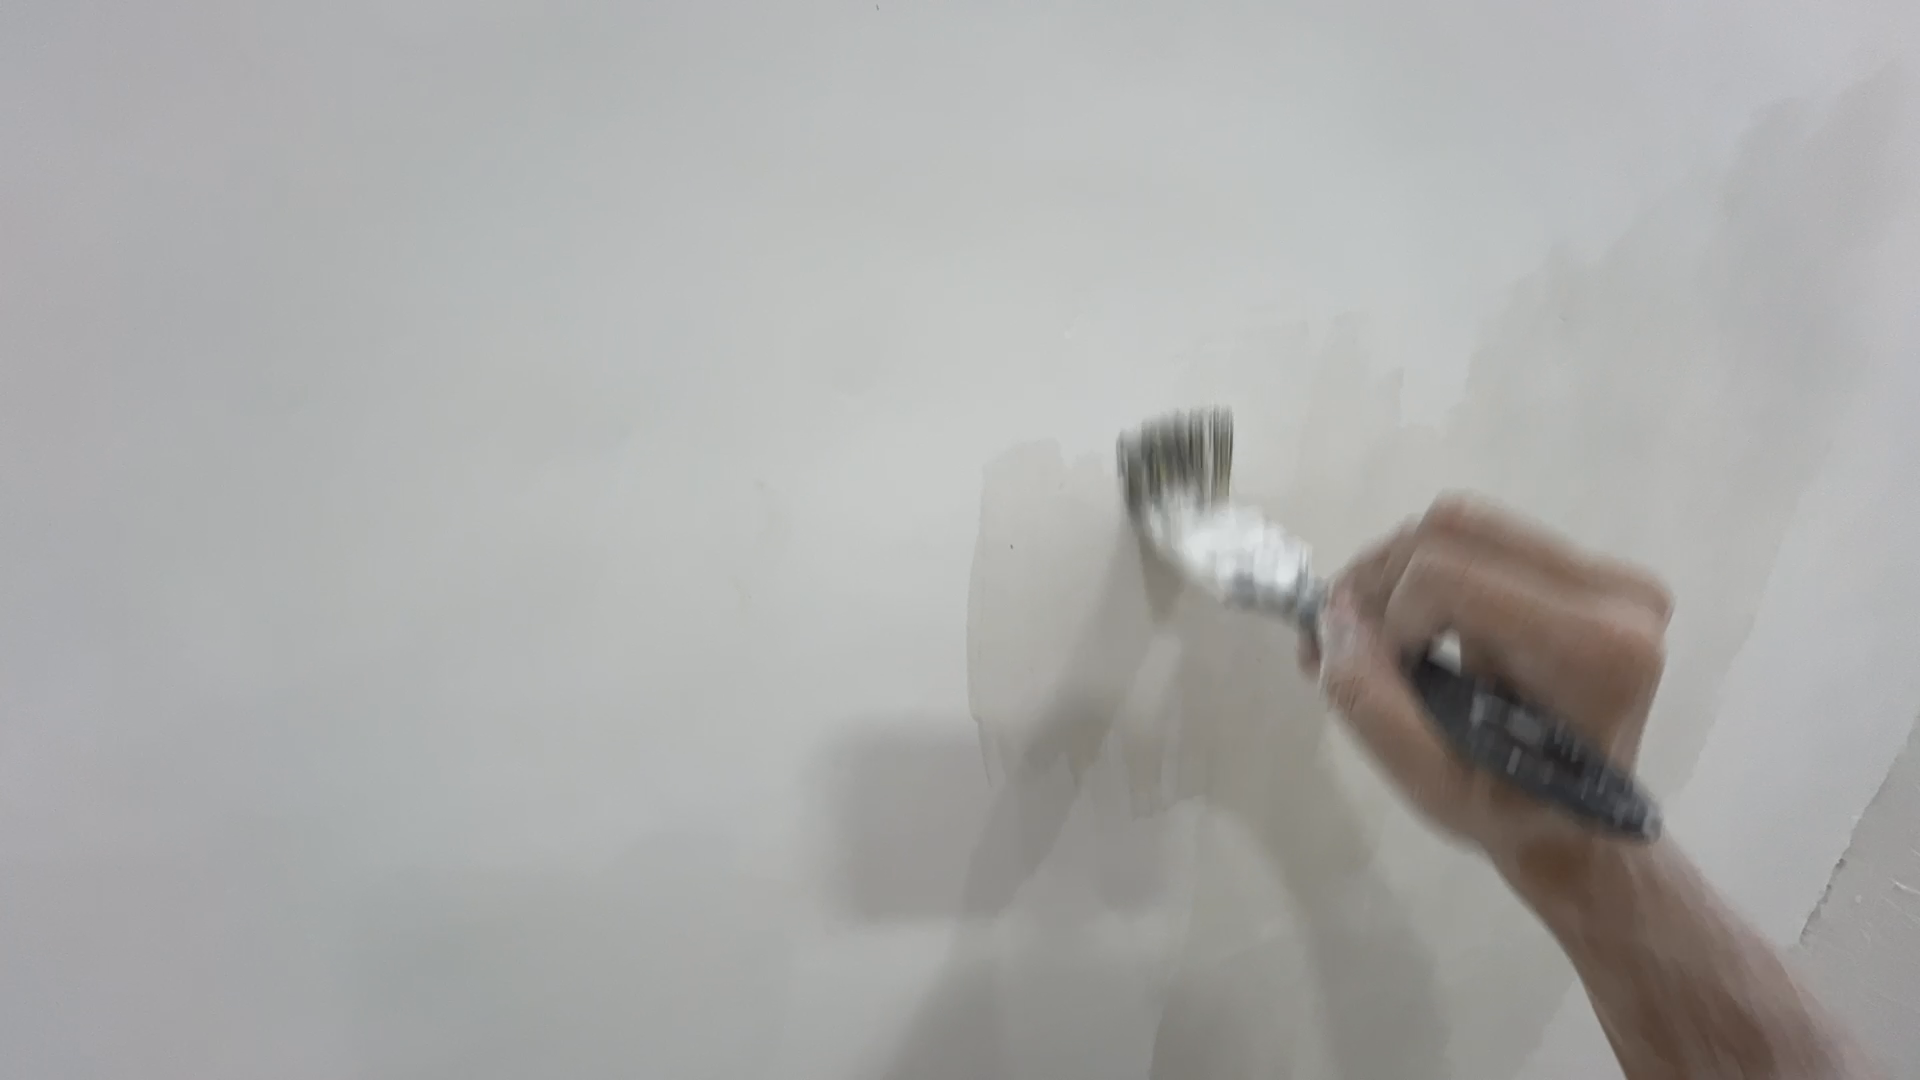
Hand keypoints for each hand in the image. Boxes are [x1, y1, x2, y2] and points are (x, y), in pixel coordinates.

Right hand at [1301, 494, 1671, 870]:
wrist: (1575, 820)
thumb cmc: (1509, 809)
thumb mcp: (1424, 781)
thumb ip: (1368, 700)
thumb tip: (1333, 616)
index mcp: (1593, 647)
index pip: (1440, 575)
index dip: (1384, 616)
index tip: (1381, 672)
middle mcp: (1614, 592)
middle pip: (1445, 529)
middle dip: (1377, 583)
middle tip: (1351, 644)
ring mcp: (1604, 572)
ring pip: (1453, 522)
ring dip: (1390, 574)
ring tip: (1372, 635)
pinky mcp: (1580, 567)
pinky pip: (1469, 535)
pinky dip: (1415, 571)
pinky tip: (1406, 620)